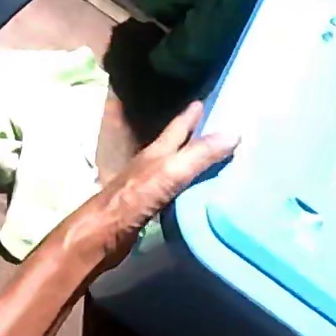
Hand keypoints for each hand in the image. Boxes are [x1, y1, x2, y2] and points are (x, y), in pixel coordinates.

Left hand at [51, 101, 237, 272]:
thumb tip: (234, 132)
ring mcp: (149, 186)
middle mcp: (152, 164)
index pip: (178, 126)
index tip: (209, 100)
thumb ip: (199, 155)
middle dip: (195, 133)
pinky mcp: (149, 209)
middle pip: (177, 144)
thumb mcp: (169, 172)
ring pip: (176, 167)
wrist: (102, 235)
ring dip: (193, 160)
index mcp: (156, 151)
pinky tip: (199, 193)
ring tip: (216, 158)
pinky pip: (176, 191)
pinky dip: (189, 187)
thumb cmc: (133, 199)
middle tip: (220, 126)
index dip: (192, 113)